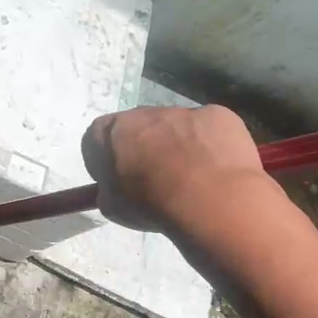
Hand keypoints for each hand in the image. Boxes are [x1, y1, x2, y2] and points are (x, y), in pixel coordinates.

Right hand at [81, 105, 268, 233]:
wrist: (212, 200)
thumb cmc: (151, 203)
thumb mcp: (111, 206)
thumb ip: (108, 189)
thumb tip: (116, 188)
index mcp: (108, 131)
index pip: (97, 140)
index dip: (106, 160)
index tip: (118, 179)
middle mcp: (142, 113)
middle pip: (138, 128)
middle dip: (144, 148)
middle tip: (156, 178)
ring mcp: (183, 111)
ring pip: (176, 128)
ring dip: (179, 145)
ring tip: (194, 177)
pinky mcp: (219, 115)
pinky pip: (209, 129)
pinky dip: (211, 144)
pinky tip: (219, 168)